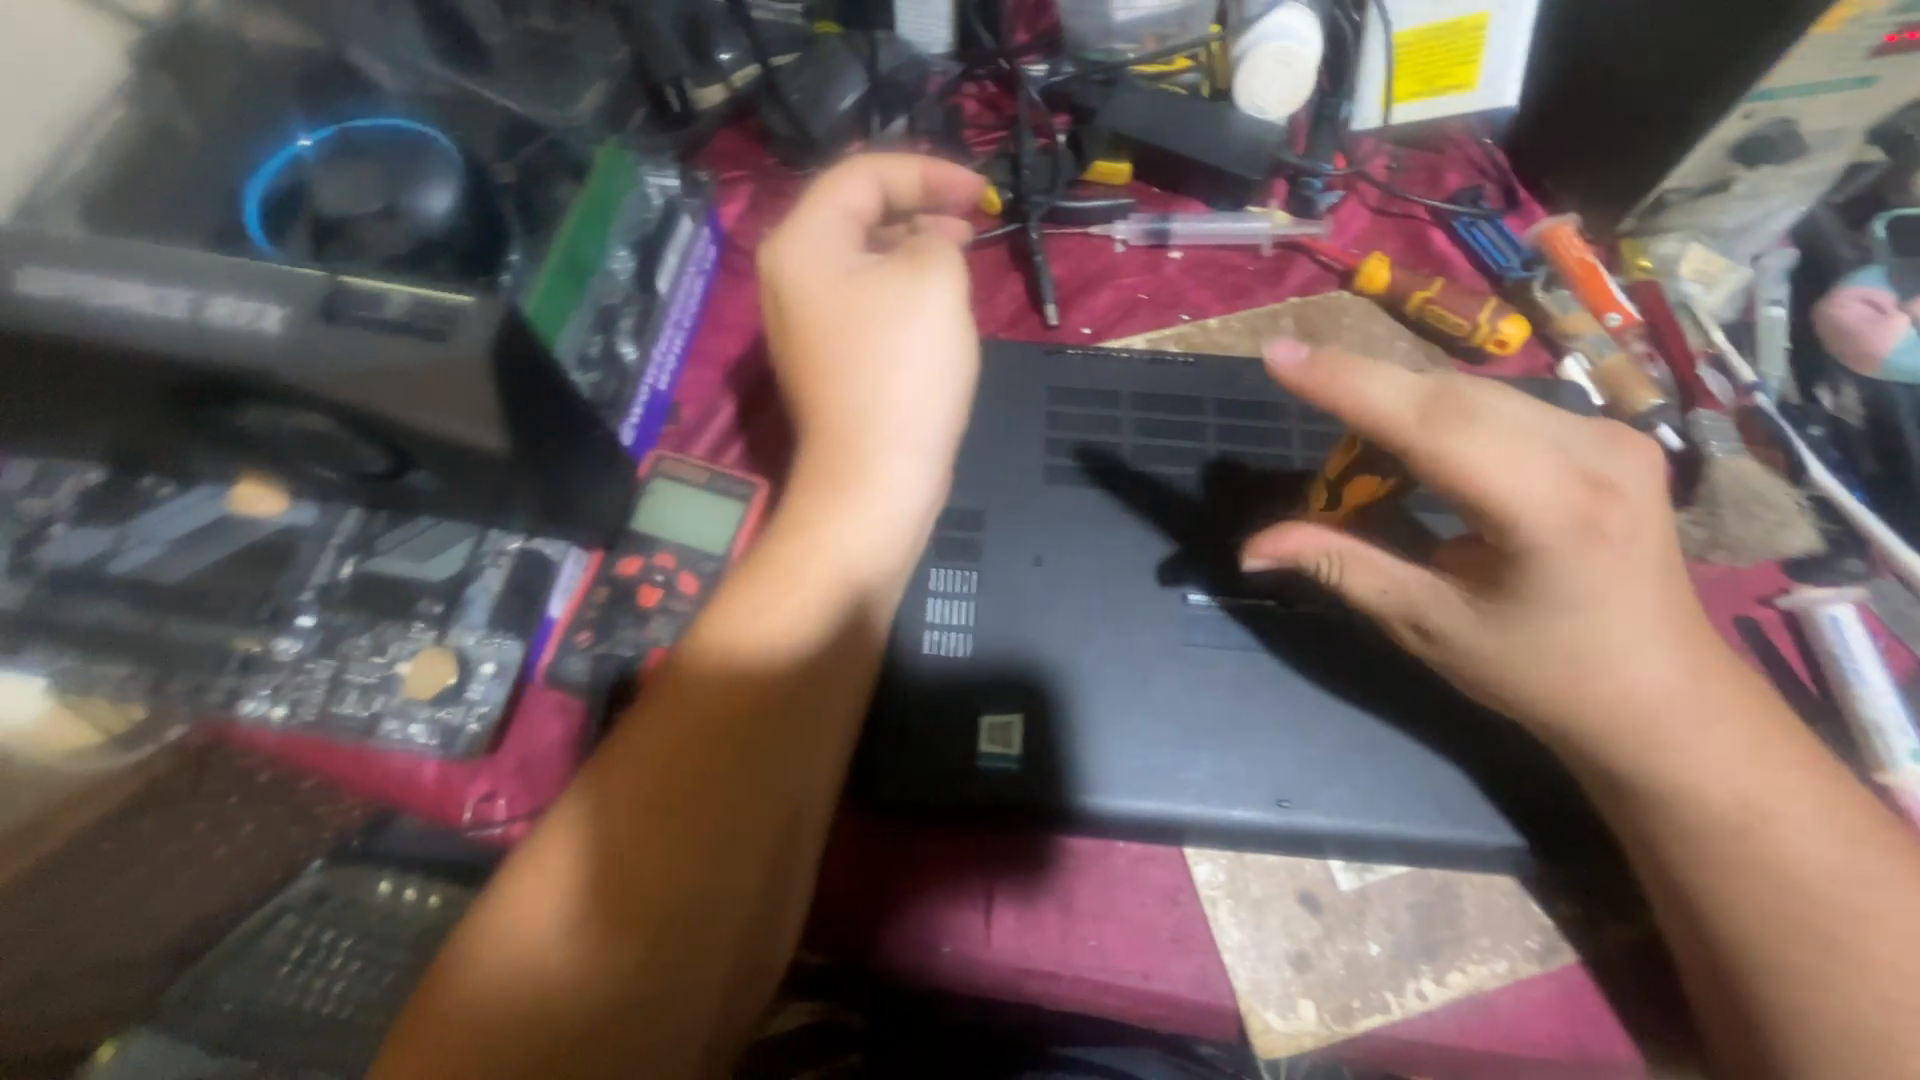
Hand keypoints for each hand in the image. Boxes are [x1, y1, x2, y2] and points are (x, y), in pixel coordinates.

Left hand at [758, 154, 984, 503]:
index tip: (980, 192)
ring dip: (913, 249)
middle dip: (918, 208)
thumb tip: (927, 248)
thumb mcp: (934, 276)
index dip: (926, 172)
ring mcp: (804, 323)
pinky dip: (900, 290)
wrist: (875, 476)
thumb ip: (936, 236)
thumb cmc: (902, 368)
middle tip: (971, 223)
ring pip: (862, 261)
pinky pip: (863, 303)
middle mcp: (789, 276)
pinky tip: (936, 305)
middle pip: (855, 215)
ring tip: (961, 258)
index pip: (861, 175)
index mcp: (801, 242)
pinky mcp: (826, 359)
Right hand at [1240, 340, 1736, 749]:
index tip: (1279, 353)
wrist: (1662, 697)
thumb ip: (1340, 565)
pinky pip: (1502, 406)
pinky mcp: (1612, 436)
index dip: (1349, 384)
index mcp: (1553, 510)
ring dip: (1400, 407)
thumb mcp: (1427, 624)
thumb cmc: (1540, 673)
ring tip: (1353, 452)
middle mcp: (1595, 454)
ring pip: (1474, 394)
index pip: (1434, 424)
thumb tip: (1251, 549)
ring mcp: (1613, 437)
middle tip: (1296, 397)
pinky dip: (1440, 419)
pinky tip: (1414, 453)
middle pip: (1451, 396)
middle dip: (1364, 394)